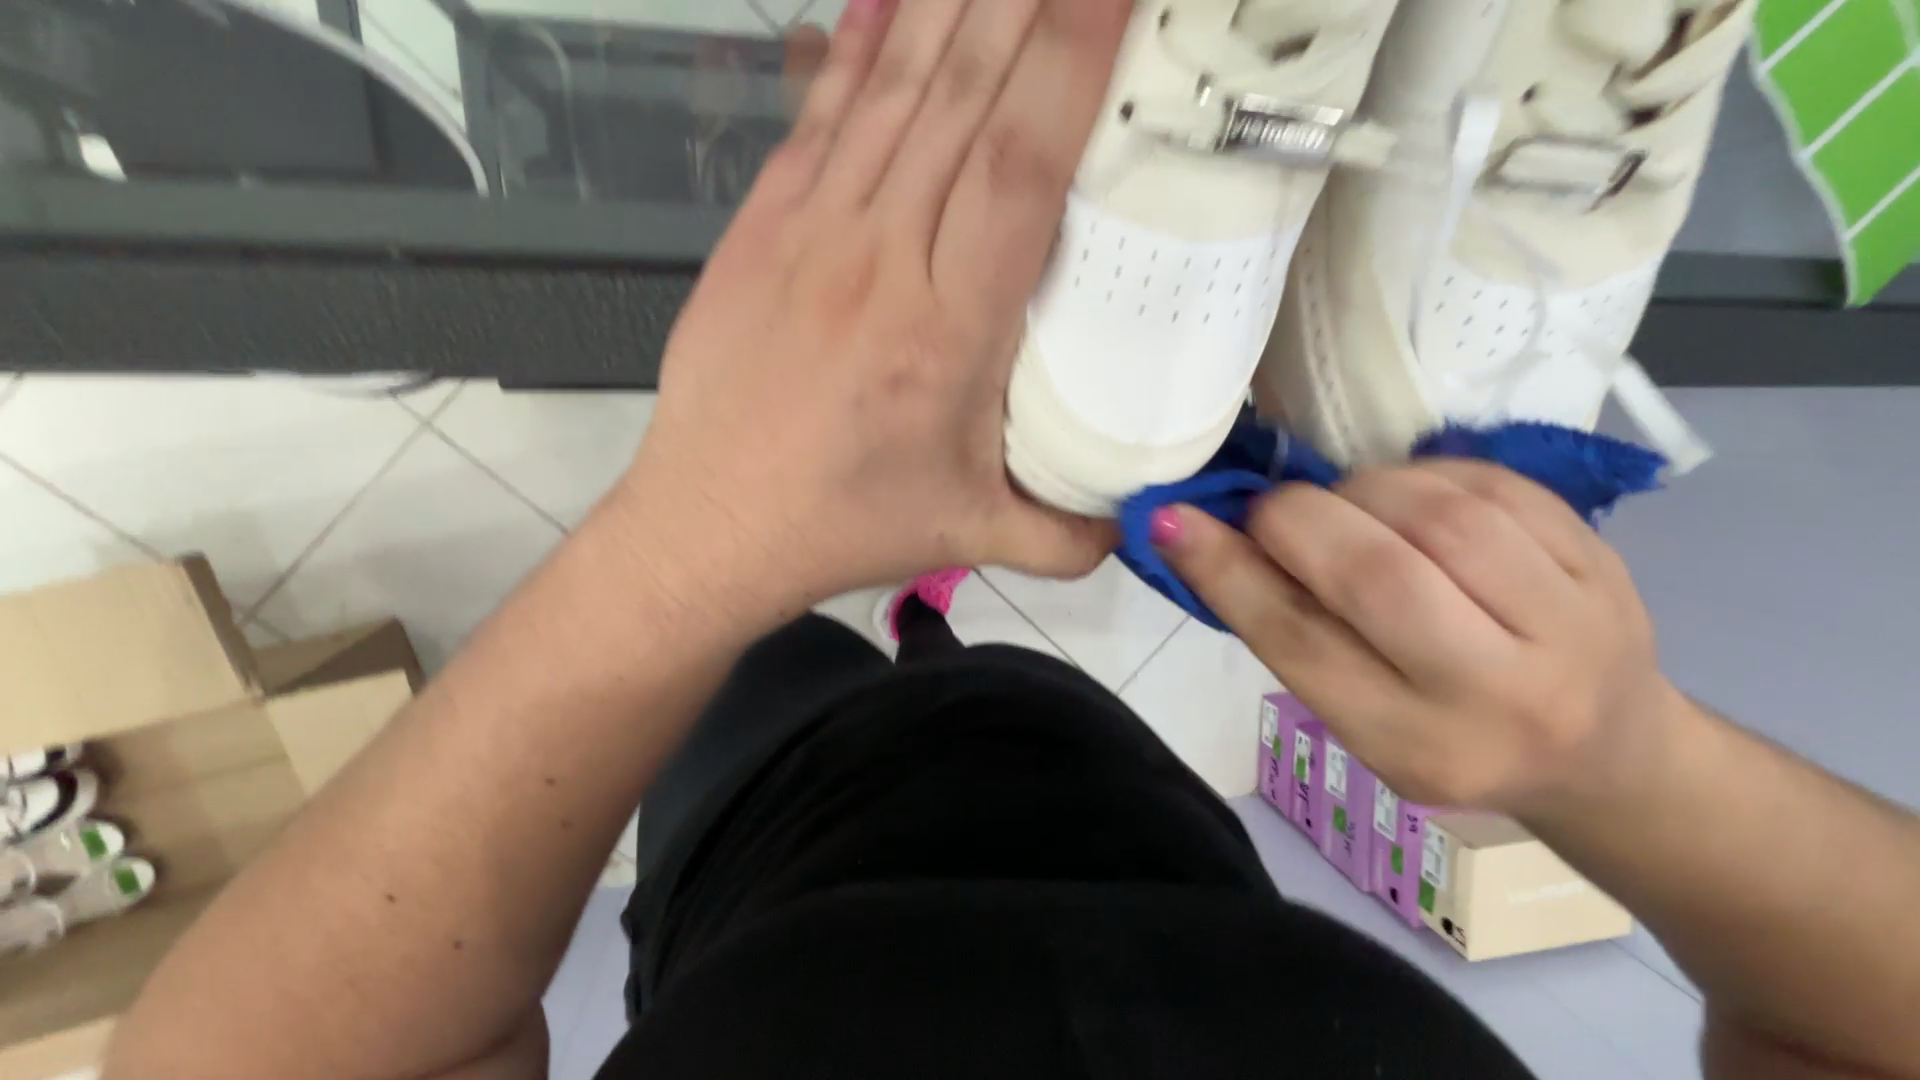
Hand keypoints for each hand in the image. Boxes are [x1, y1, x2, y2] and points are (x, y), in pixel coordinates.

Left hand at [622, 0, 1126, 613]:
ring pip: (889, 91)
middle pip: (959, 100)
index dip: (1069, 64)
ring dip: (947, 1)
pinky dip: (851, 49)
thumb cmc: (843, 525)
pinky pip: (814, 119)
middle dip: (1022, 0)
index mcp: (947, 333)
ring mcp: (811, 236)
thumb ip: (1067, 534)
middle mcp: (881, 262)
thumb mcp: (972, 536)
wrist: (710, 526)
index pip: (1019, 169)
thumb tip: (1140, 521)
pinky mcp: (758, 231)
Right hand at [1156, 460, 1687, 815]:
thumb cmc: (1452, 741)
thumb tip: (1207, 537)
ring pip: (1438, 516)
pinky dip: (1424, 474)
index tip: (1177, 522)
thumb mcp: (1361, 719)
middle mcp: (1502, 694)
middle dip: (1297, 521)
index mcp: (1419, 746)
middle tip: (1272, 512)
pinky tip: (1406, 497)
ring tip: (1345, 509)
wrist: (1606, 753)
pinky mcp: (1604, 562)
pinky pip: (1492, 485)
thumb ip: (1294, 633)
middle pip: (1376, 575)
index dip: (1229, 573)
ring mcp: (1571, 623)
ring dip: (1362, 491)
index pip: (1303, 644)